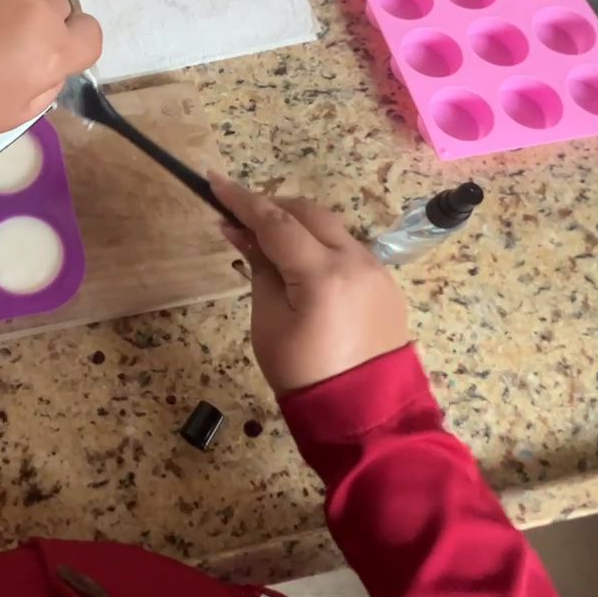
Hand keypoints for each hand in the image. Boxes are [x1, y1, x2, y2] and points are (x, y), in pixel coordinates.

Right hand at [210, 175, 410, 396]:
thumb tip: (237, 229)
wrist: (363, 416)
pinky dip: (317, 244)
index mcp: (322, 273)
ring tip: (264, 240)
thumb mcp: (267, 317)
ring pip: (330, 227)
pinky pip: (345, 249)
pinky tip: (298, 263)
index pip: (274, 221)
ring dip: (296, 224)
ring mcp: (376, 271)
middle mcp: (356, 261)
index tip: (212, 180)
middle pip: (307, 212)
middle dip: (270, 207)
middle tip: (238, 217)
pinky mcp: (384, 284)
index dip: (240, 199)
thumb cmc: (301, 371)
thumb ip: (258, 265)